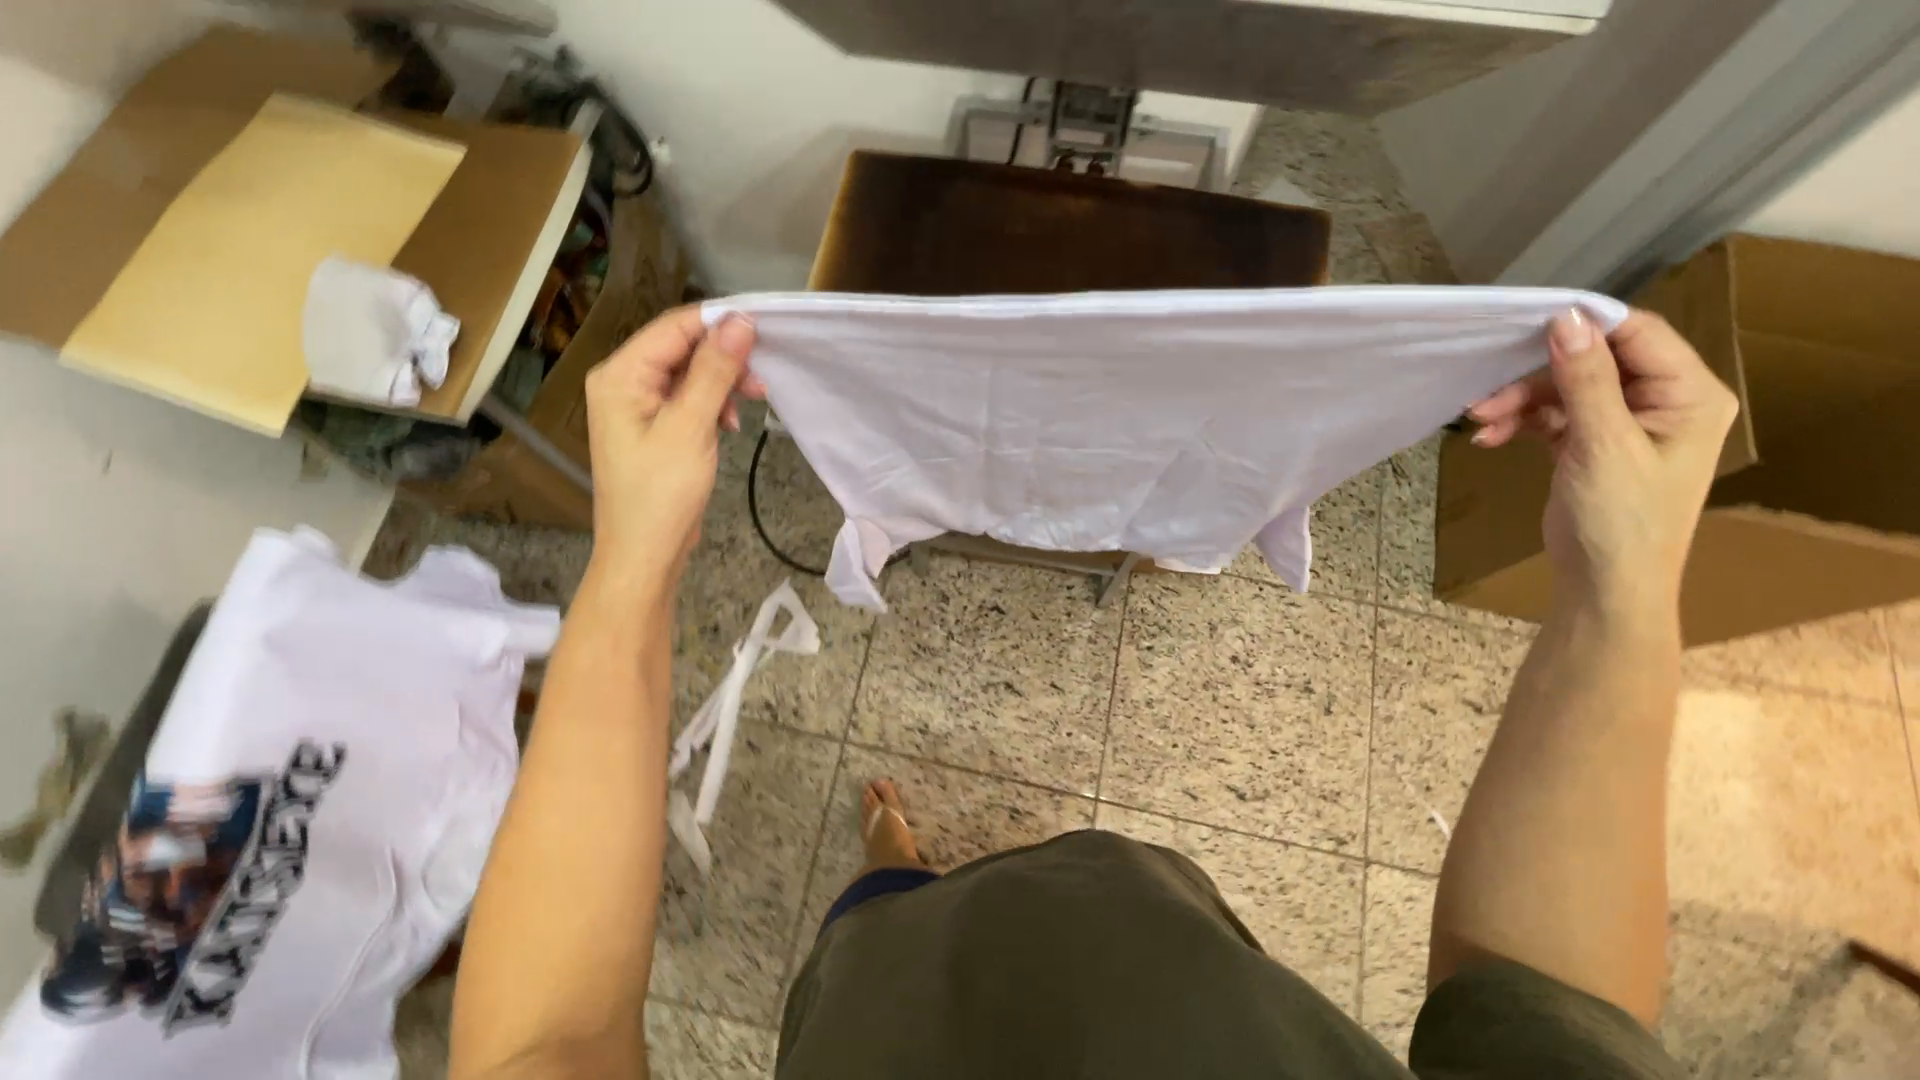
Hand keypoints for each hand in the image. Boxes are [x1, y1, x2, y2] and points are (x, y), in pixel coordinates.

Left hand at [582, 305, 762, 593]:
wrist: (644, 554)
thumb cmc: (661, 494)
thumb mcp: (691, 427)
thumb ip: (714, 371)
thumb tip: (741, 322)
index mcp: (620, 375)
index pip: (674, 327)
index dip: (719, 322)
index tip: (766, 329)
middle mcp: (623, 383)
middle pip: (682, 348)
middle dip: (725, 358)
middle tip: (762, 380)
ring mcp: (637, 407)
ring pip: (690, 374)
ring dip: (723, 383)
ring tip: (752, 403)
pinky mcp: (654, 429)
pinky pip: (688, 400)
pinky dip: (714, 405)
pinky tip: (730, 424)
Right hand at [1468, 308, 1738, 616]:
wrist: (1604, 586)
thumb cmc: (1620, 519)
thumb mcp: (1603, 445)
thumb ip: (1586, 379)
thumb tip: (1567, 317)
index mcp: (1689, 395)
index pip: (1639, 335)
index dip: (1586, 325)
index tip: (1526, 324)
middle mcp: (1662, 402)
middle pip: (1593, 362)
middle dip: (1536, 376)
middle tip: (1486, 393)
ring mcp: (1623, 424)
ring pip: (1564, 390)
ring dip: (1519, 402)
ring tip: (1478, 420)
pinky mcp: (1589, 445)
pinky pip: (1551, 418)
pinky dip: (1520, 423)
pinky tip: (1489, 439)